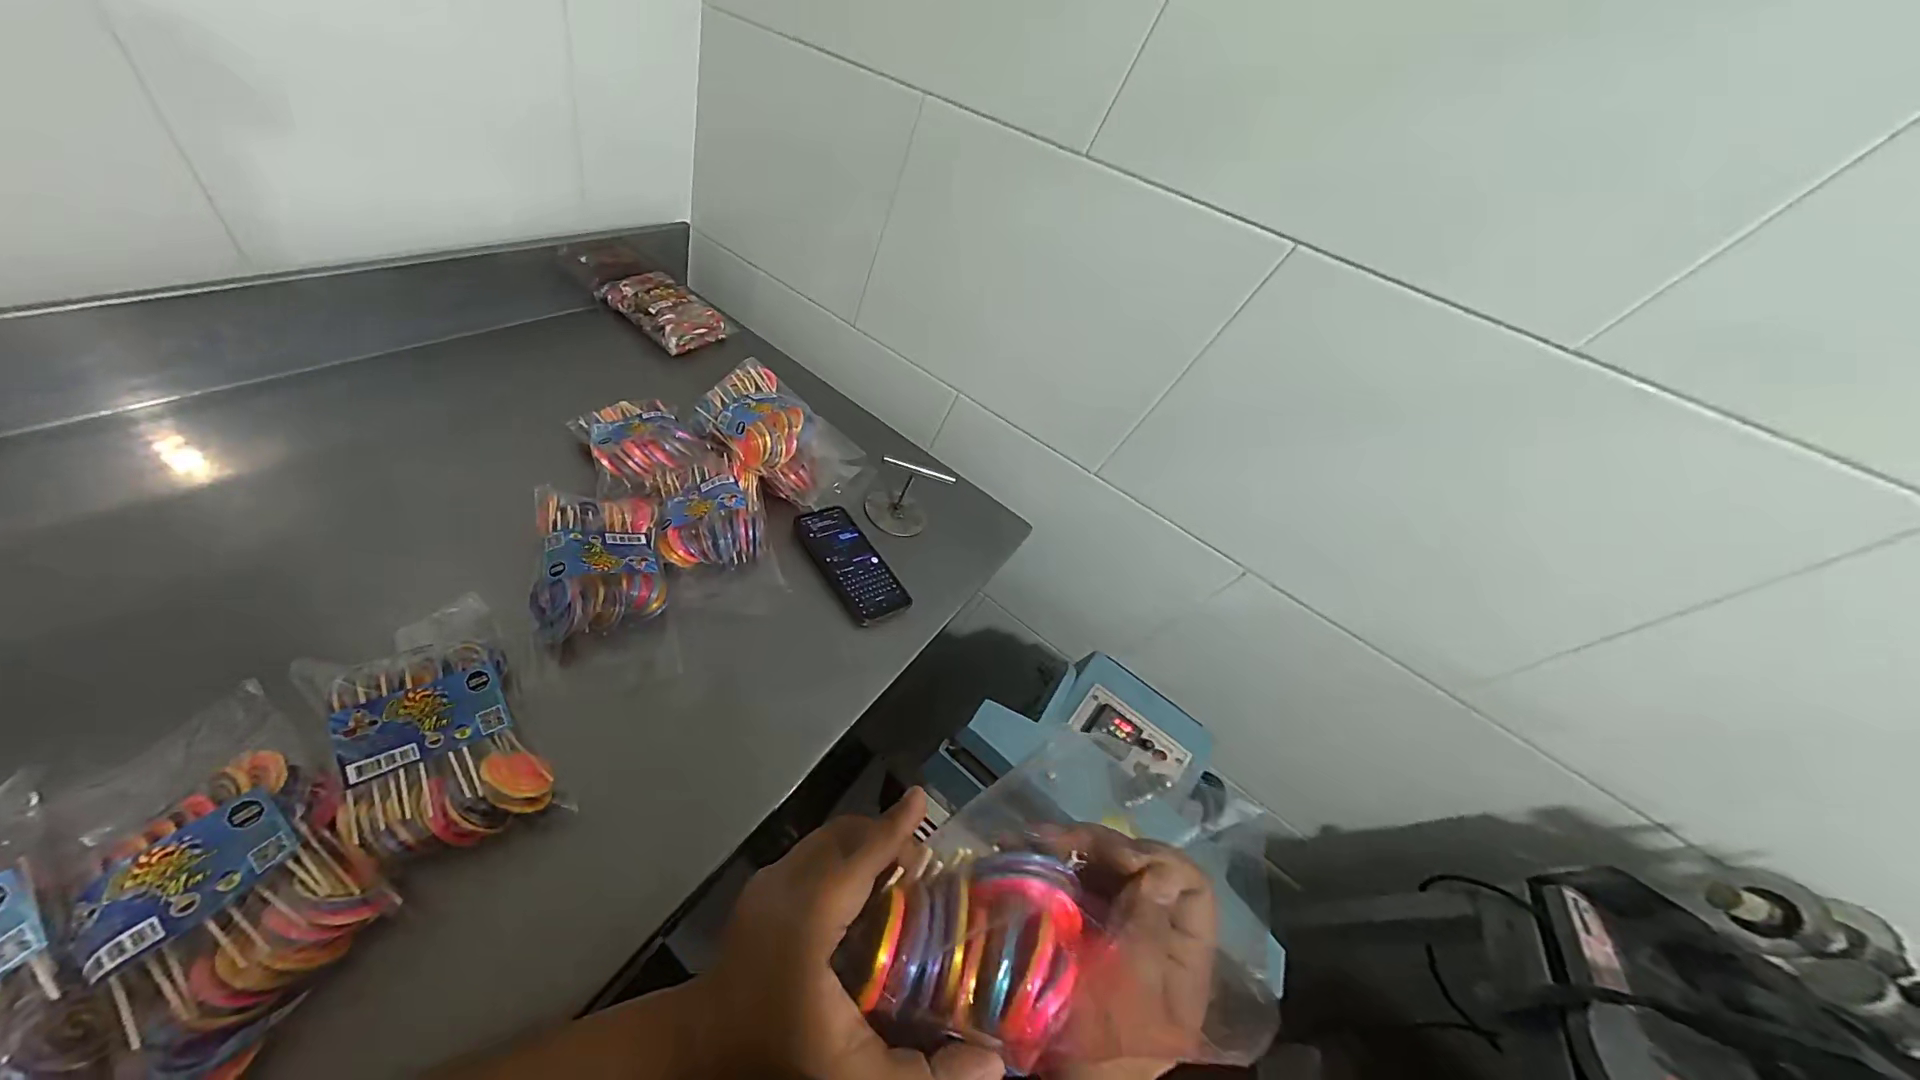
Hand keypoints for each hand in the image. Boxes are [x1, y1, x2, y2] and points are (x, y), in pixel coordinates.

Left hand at [695, 787, 1002, 1079]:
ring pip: (831, 836)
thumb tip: (993, 1064)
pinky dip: (845, 852)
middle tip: (922, 867)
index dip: (895, 828)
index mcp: (807, 922)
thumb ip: (924, 1073)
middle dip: (888, 836)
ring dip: (867, 842)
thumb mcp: (854, 1074)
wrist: (706, 1042)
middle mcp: (786, 887)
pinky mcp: (762, 880)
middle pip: (848, 835)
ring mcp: (769, 879)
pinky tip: (859, 887)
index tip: (923, 800)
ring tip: (895, 874)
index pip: (859, 857)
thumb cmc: (779, 1051)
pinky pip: (815, 847)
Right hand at [1039, 825, 1217, 1078]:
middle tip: (1058, 838)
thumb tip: (1157, 870)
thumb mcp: (1133, 987)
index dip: (1158, 861)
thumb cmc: (1107, 1037)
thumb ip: (1148, 925)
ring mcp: (1121, 919)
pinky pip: (1080, 878)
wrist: (1070, 1076)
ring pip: (1109, 866)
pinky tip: (1031, 850)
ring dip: (1075, 846)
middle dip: (1104, 845)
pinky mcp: (1088, 917)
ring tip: (1037, 839)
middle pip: (1144, 865)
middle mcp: (1158, 926)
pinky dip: (1058, 860)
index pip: (1191, 885)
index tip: (1117, 859)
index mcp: (1187, 949)